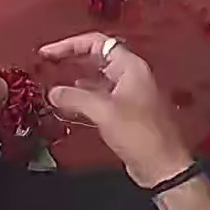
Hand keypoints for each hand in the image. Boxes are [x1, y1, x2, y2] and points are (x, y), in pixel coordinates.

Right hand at [40, 33, 192, 187]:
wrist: (162, 166)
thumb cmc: (140, 134)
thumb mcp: (104, 112)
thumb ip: (75, 98)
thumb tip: (53, 92)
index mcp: (130, 67)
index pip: (96, 43)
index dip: (69, 44)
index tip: (48, 53)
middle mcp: (130, 75)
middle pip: (96, 57)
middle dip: (71, 58)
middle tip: (47, 62)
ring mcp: (128, 93)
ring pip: (97, 77)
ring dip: (75, 78)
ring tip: (52, 81)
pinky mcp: (124, 111)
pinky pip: (99, 96)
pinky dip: (82, 96)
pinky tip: (67, 103)